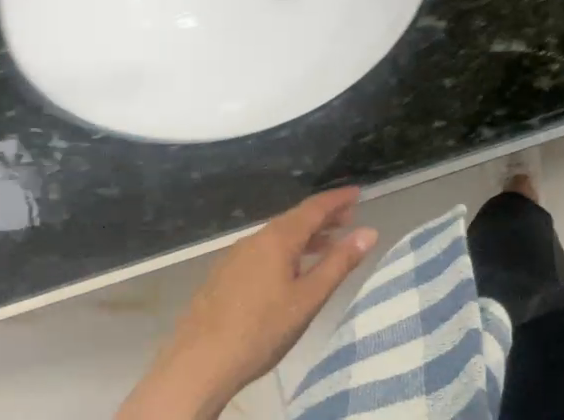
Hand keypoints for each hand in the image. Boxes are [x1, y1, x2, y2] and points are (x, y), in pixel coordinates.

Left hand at [119, 188, 378, 419]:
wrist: (194, 370)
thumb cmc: (260, 331)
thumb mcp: (309, 298)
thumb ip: (340, 262)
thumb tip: (369, 231)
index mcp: (277, 239)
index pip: (314, 207)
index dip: (338, 199)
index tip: (358, 193)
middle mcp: (253, 241)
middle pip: (294, 219)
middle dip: (323, 218)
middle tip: (348, 220)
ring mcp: (232, 260)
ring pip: (275, 237)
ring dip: (304, 237)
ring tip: (324, 247)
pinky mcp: (219, 280)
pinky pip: (260, 253)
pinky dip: (283, 252)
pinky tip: (287, 274)